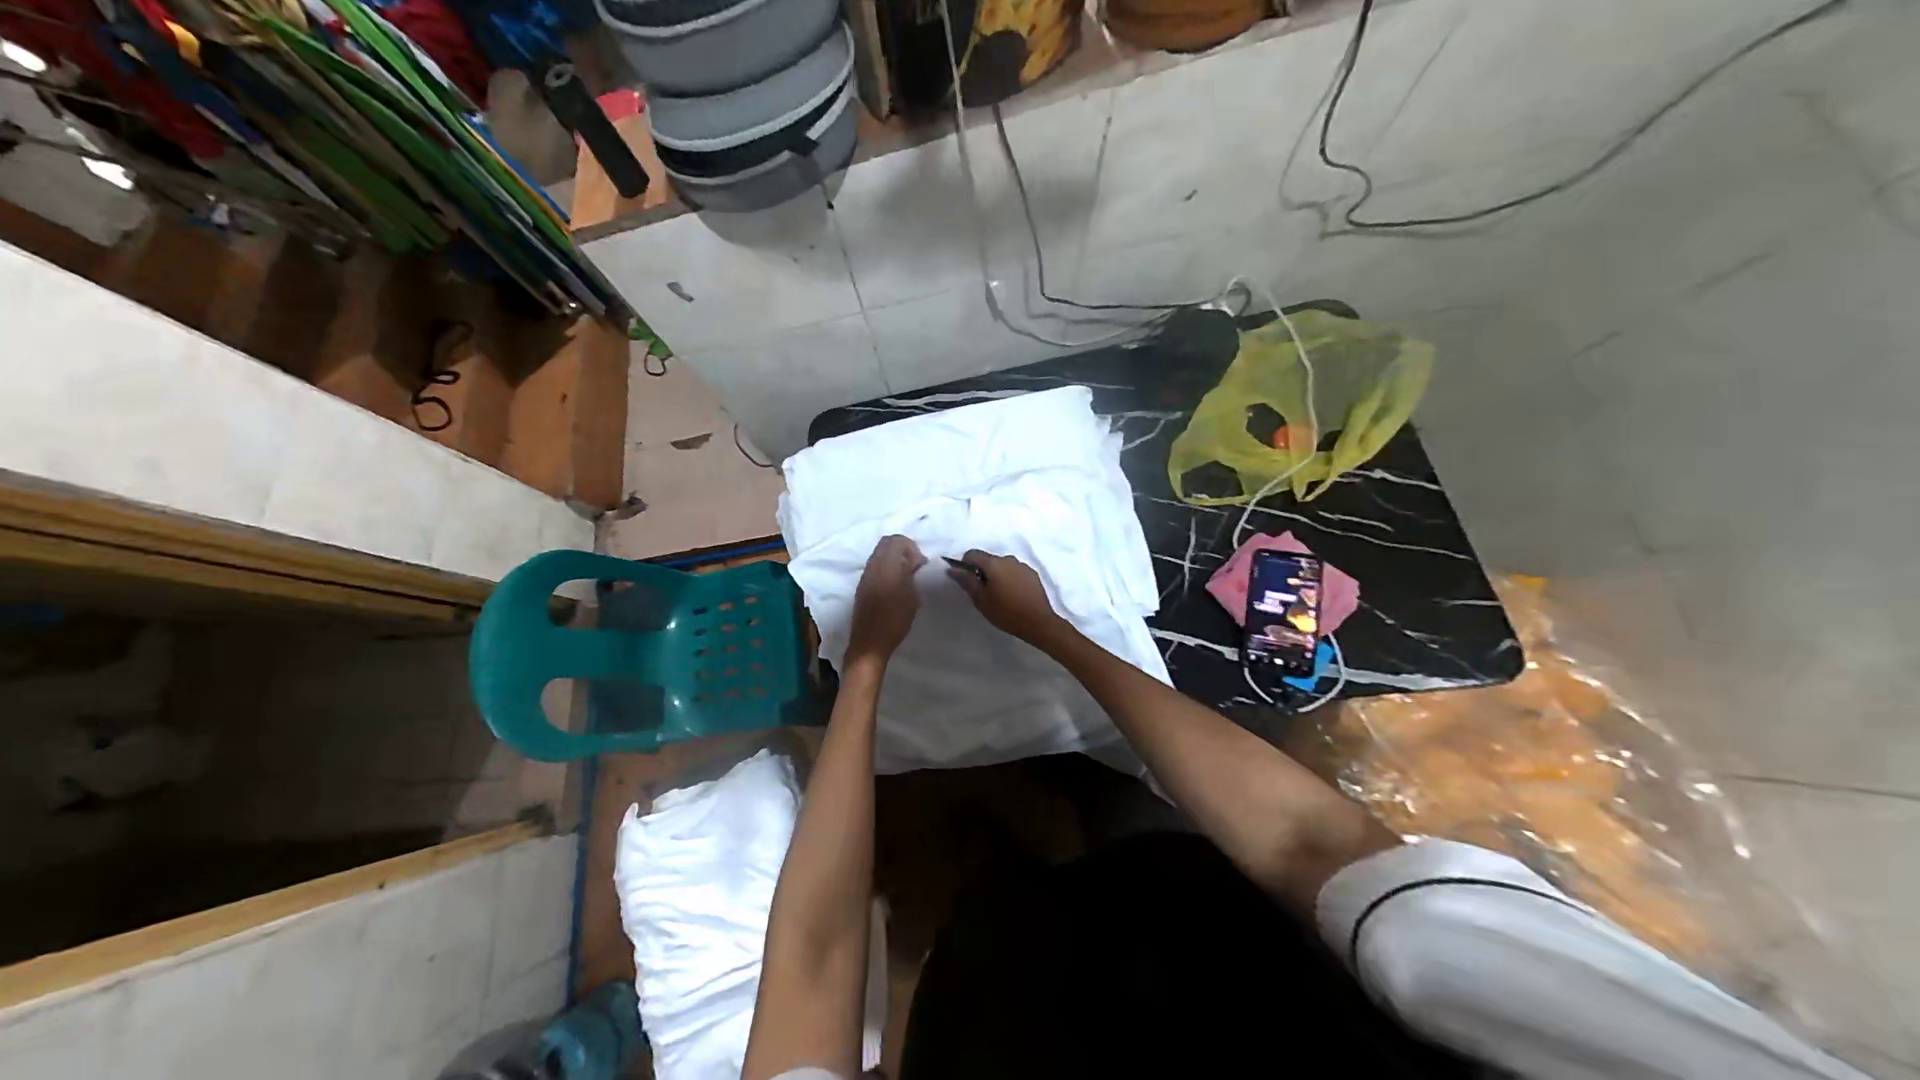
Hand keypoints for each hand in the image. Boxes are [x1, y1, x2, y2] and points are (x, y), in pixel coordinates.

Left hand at [845, 535, 925, 666]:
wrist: (869, 643)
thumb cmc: (895, 620)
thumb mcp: (911, 595)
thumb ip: (910, 573)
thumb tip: (913, 561)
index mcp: (885, 565)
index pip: (896, 540)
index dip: (912, 548)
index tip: (920, 565)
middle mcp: (872, 566)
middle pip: (886, 544)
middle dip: (903, 550)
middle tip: (915, 567)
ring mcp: (865, 576)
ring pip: (880, 555)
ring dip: (895, 560)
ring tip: (907, 578)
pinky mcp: (862, 587)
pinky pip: (876, 568)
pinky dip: (887, 570)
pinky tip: (896, 587)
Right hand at [946, 550, 1071, 647]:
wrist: (1038, 623)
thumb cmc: (1005, 612)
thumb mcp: (980, 599)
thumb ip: (966, 581)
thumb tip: (952, 568)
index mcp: (994, 563)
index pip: (972, 553)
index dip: (965, 565)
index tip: (968, 581)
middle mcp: (1009, 559)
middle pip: (989, 559)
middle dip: (983, 572)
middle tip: (983, 593)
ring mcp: (1023, 566)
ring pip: (1003, 566)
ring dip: (998, 576)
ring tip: (1000, 596)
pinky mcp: (1033, 574)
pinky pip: (1015, 572)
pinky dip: (1010, 579)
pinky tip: (1013, 596)